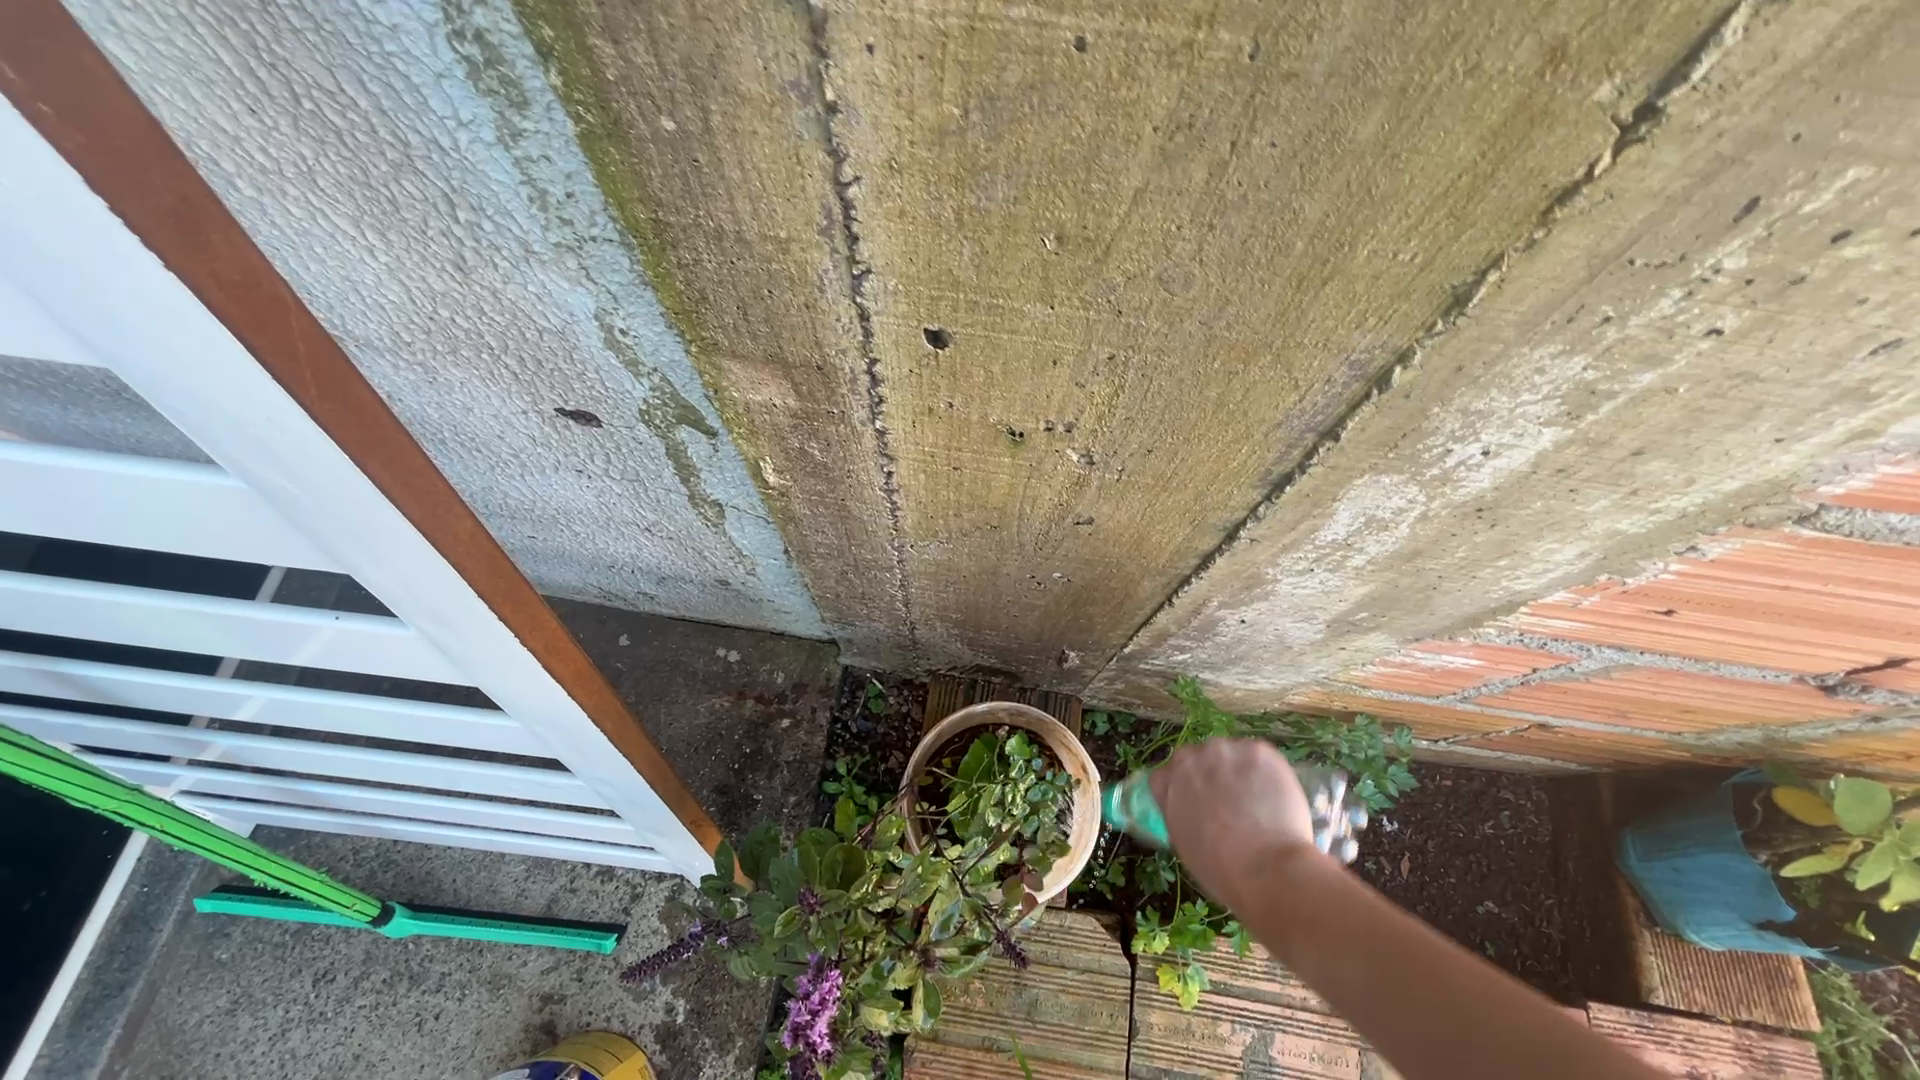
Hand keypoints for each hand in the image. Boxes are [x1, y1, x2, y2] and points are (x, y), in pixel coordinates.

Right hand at [1149, 738, 1320, 908]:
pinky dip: (1267, 773)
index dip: (1183, 788)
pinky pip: (1260, 757)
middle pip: (1199, 758)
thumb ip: (1179, 813)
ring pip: (1231, 755)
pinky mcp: (1258, 750)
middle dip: (1212, 774)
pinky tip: (1275, 797)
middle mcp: (1191, 758)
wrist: (1264, 869)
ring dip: (1240, 770)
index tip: (1198, 803)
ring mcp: (1225, 751)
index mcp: (1168, 782)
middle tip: (1231, 801)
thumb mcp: (1183, 841)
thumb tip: (1195, 809)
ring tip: (1258, 801)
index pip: (1167, 775)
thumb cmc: (1219, 868)